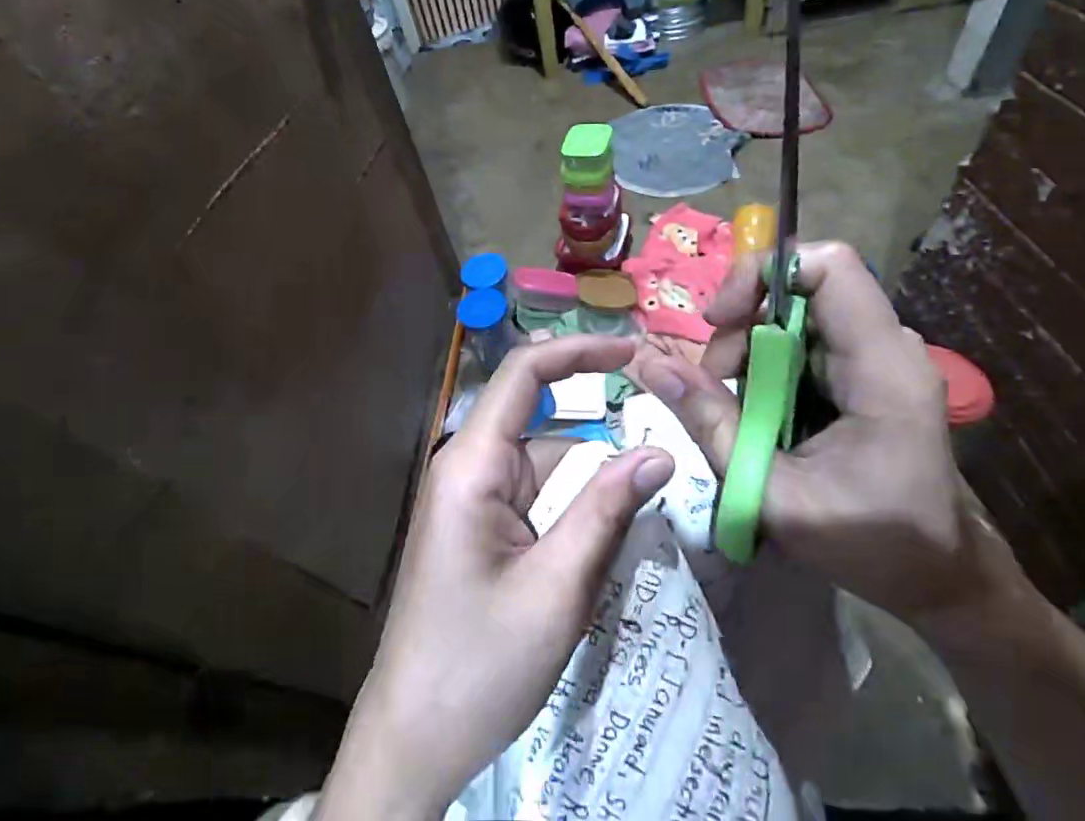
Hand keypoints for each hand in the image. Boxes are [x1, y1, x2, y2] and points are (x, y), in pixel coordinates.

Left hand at [318, 335, 675, 819]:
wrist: (417, 735)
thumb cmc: (481, 663)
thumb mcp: (558, 588)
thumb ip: (607, 511)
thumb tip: (660, 450)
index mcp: (472, 465)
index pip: (524, 375)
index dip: (580, 350)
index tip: (636, 350)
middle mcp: (469, 468)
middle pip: (542, 418)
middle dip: (601, 416)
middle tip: (667, 422)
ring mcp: (474, 498)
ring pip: (547, 461)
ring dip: (595, 469)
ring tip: (653, 482)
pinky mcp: (483, 527)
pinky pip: (538, 495)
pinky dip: (578, 500)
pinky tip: (614, 522)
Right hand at [630, 241, 1021, 625]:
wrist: (937, 577)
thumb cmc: (869, 542)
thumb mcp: (772, 491)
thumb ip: (709, 423)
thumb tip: (649, 363)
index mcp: (881, 366)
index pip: (829, 265)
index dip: (764, 272)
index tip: (717, 319)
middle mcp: (886, 347)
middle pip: (800, 291)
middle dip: (741, 327)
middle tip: (712, 385)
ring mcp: (877, 359)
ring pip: (794, 318)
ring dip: (747, 351)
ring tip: (730, 409)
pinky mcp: (865, 375)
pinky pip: (802, 344)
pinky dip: (764, 368)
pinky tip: (755, 413)